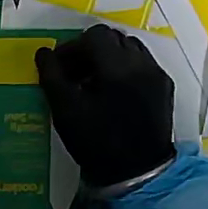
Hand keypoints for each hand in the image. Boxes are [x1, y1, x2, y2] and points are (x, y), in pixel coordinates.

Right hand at [35, 24, 174, 189]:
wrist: (136, 173)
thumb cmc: (96, 141)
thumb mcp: (65, 109)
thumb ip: (51, 76)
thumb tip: (43, 52)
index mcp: (118, 66)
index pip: (94, 36)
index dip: (72, 46)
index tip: (59, 66)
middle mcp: (142, 63)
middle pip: (113, 38)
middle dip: (89, 49)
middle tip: (72, 72)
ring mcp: (157, 75)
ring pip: (130, 49)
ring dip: (107, 57)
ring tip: (91, 82)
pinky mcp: (164, 88)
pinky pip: (142, 64)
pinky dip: (123, 68)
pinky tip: (110, 92)